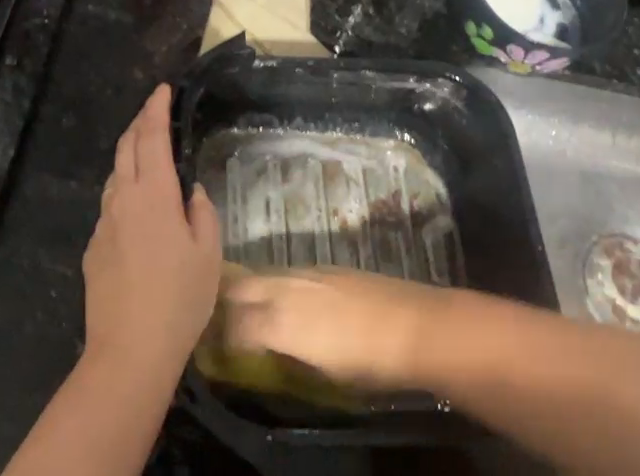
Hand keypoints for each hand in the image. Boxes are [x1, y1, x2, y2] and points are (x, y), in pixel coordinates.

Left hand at [82, 84, 221, 379]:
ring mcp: (103, 223)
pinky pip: (110, 207)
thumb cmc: (179, 300)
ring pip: (115, 176)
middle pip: (126, 148)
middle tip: (155, 112)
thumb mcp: (207, 255)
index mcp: (154, 194)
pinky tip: (138, 212)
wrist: (129, 349)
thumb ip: (202, 214)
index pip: (152, 137)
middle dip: (140, 124)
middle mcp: (123, 199)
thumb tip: (192, 193)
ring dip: (130, 157)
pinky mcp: (93, 248)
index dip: (156, 109)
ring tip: (148, 156)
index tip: (162, 90)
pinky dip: (125, 193)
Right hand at [222, 268, 452, 390]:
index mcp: (279, 323)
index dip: (224, 339)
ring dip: (254, 291)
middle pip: (240, 287)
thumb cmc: (369, 362)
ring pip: (264, 275)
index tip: (223, 350)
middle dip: (229, 303)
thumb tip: (273, 352)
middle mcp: (285, 290)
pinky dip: (281, 285)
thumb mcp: (323, 373)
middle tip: (229, 321)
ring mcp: (306, 273)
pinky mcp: (327, 266)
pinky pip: (289, 273)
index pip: (235, 326)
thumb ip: (290, 357)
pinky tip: (295, 301)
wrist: (416, 325)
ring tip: (259, 310)